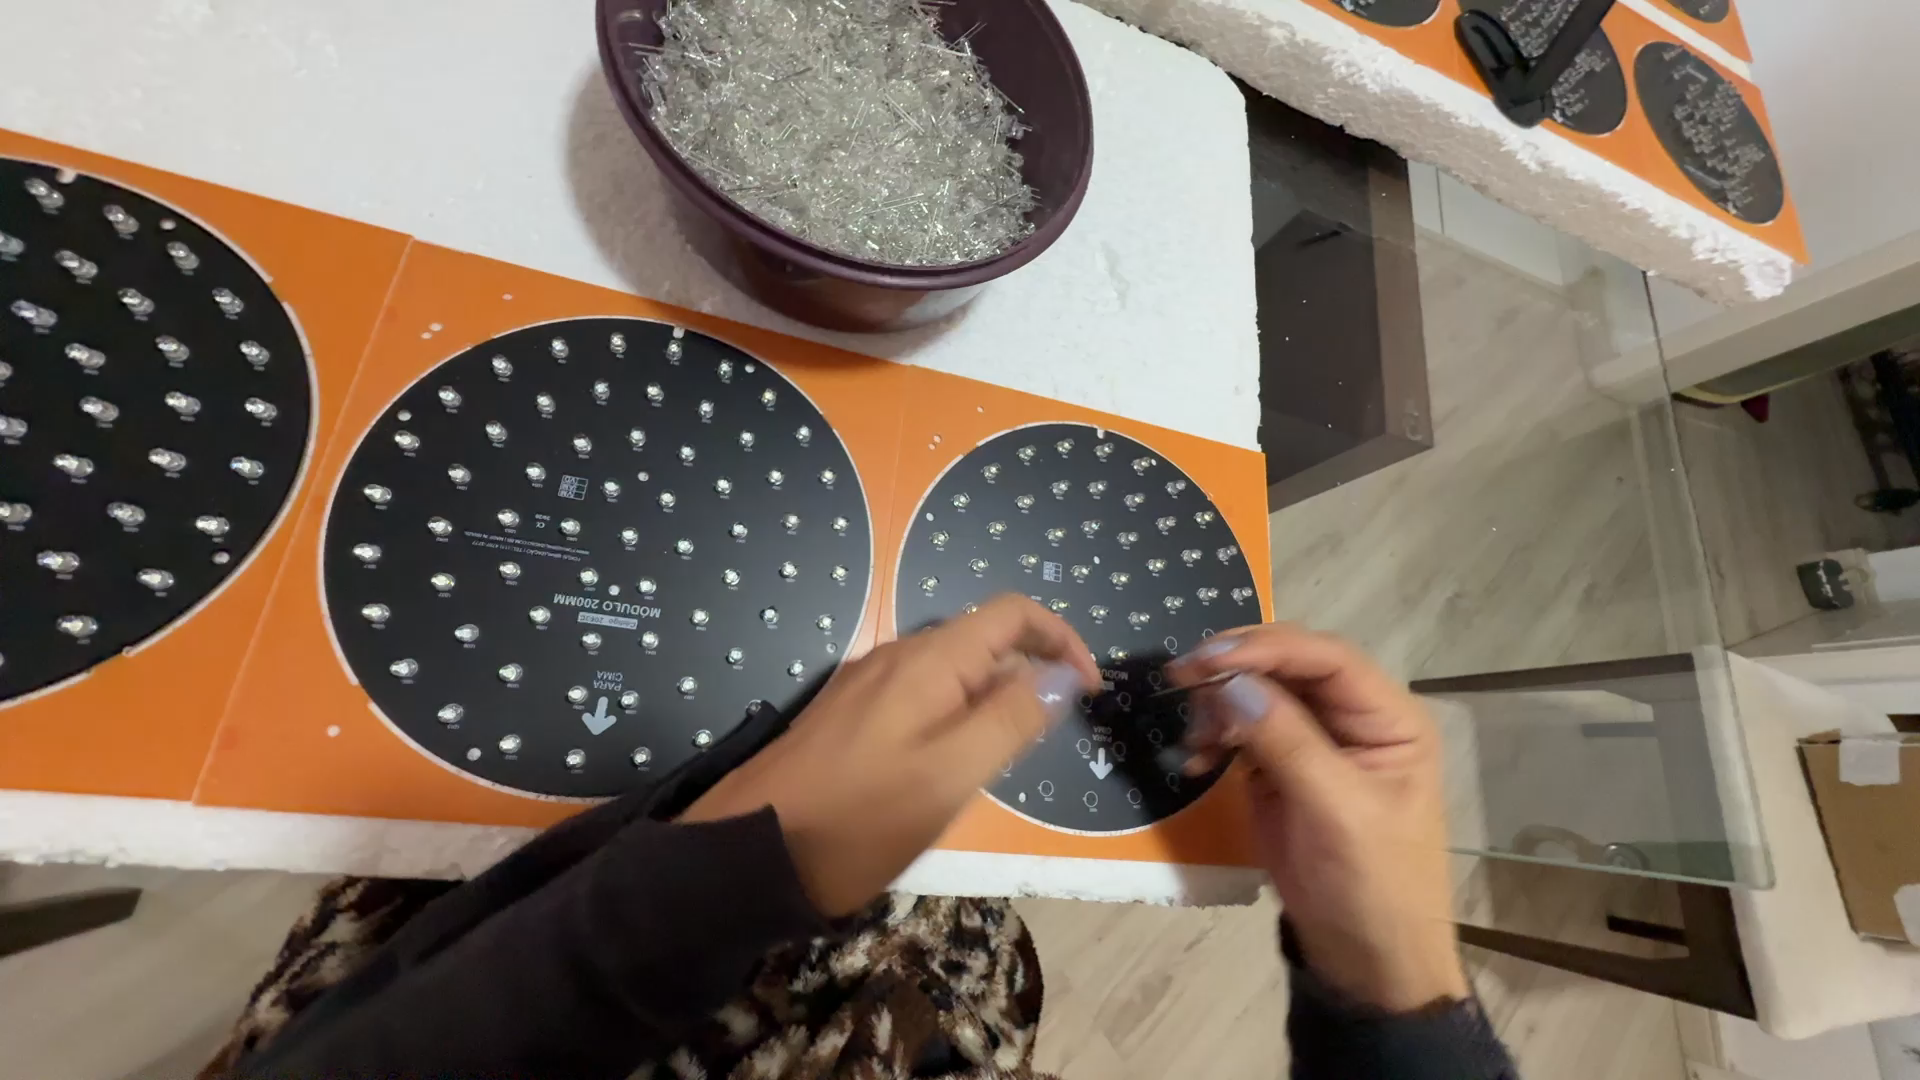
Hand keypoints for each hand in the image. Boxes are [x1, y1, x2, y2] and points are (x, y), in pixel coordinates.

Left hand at [682, 594, 1098, 916]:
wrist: (749, 851)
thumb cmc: (860, 818)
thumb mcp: (951, 775)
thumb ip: (1011, 718)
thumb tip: (1059, 674)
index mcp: (930, 658)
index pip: (1013, 612)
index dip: (1061, 638)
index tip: (1088, 690)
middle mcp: (899, 653)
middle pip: (983, 637)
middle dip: (1028, 672)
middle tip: (1043, 738)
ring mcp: (869, 680)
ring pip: (952, 668)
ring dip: (992, 696)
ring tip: (997, 759)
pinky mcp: (850, 709)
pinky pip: (921, 692)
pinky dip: (954, 711)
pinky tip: (945, 763)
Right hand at [1169, 624, 1466, 1011]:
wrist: (1362, 959)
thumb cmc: (1371, 885)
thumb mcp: (1337, 811)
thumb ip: (1286, 741)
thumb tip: (1229, 682)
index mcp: (1387, 718)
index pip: (1325, 657)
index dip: (1267, 647)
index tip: (1209, 659)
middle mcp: (1350, 715)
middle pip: (1286, 663)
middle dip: (1234, 667)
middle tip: (1182, 677)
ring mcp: (1312, 737)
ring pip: (1255, 689)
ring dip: (1217, 704)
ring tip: (1196, 741)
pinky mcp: (1278, 762)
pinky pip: (1238, 726)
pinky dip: (1212, 734)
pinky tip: (1196, 760)